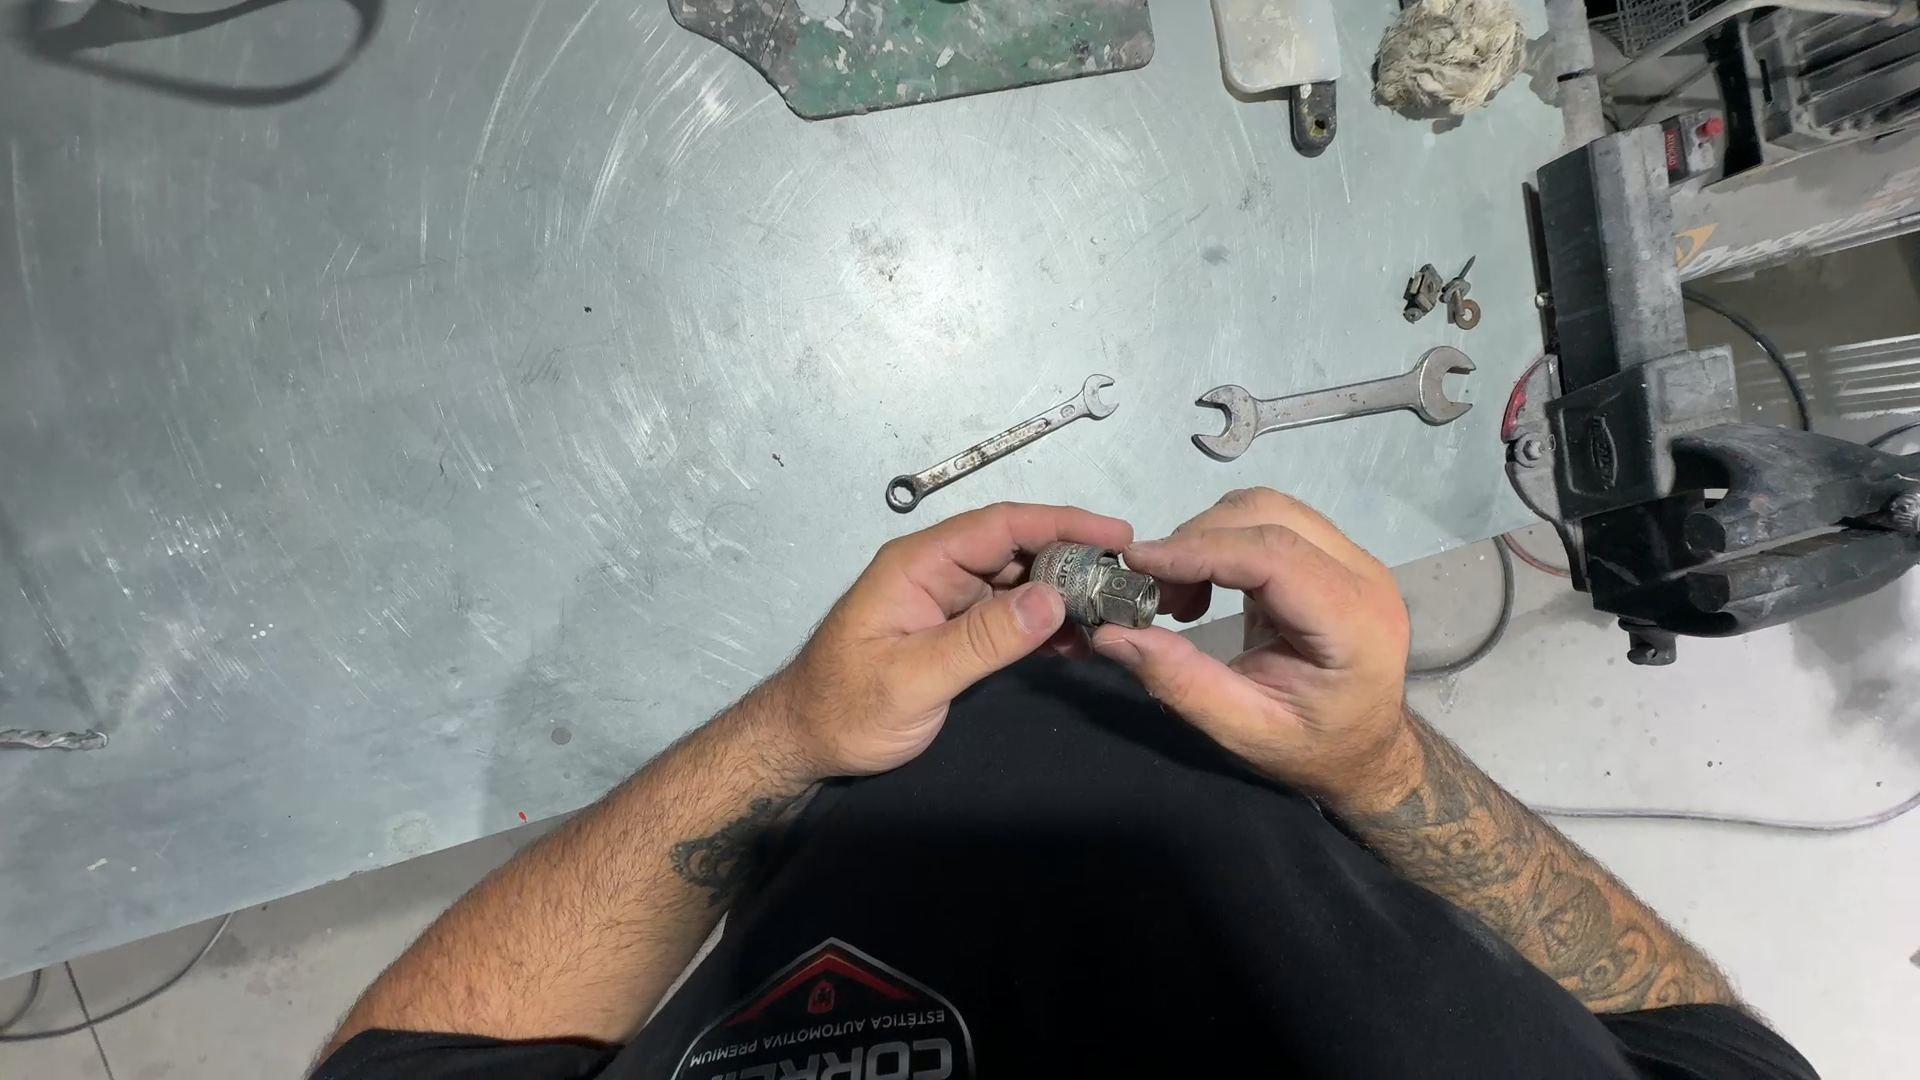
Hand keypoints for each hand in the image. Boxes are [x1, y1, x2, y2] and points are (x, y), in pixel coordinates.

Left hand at [766, 502, 1132, 777]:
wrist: (808, 739)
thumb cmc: (846, 707)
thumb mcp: (913, 678)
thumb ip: (980, 639)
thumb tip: (1053, 599)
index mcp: (919, 563)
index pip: (999, 526)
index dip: (1060, 522)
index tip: (1116, 532)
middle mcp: (938, 570)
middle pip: (1015, 547)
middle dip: (1072, 557)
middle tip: (1126, 580)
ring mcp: (948, 598)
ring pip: (1018, 580)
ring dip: (1063, 593)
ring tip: (1111, 614)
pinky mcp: (956, 627)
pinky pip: (1010, 613)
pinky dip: (1044, 623)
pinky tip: (1075, 640)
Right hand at [1088, 488, 1415, 801]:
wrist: (1362, 750)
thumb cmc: (1310, 747)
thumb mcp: (1242, 732)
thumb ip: (1181, 682)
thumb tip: (1111, 633)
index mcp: (1354, 625)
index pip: (1274, 556)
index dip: (1200, 551)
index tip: (1137, 563)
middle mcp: (1362, 577)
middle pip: (1268, 516)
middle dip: (1195, 541)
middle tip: (1153, 593)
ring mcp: (1349, 559)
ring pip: (1263, 508)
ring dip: (1203, 538)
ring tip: (1177, 595)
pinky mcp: (1327, 554)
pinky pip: (1264, 521)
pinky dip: (1217, 542)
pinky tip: (1201, 586)